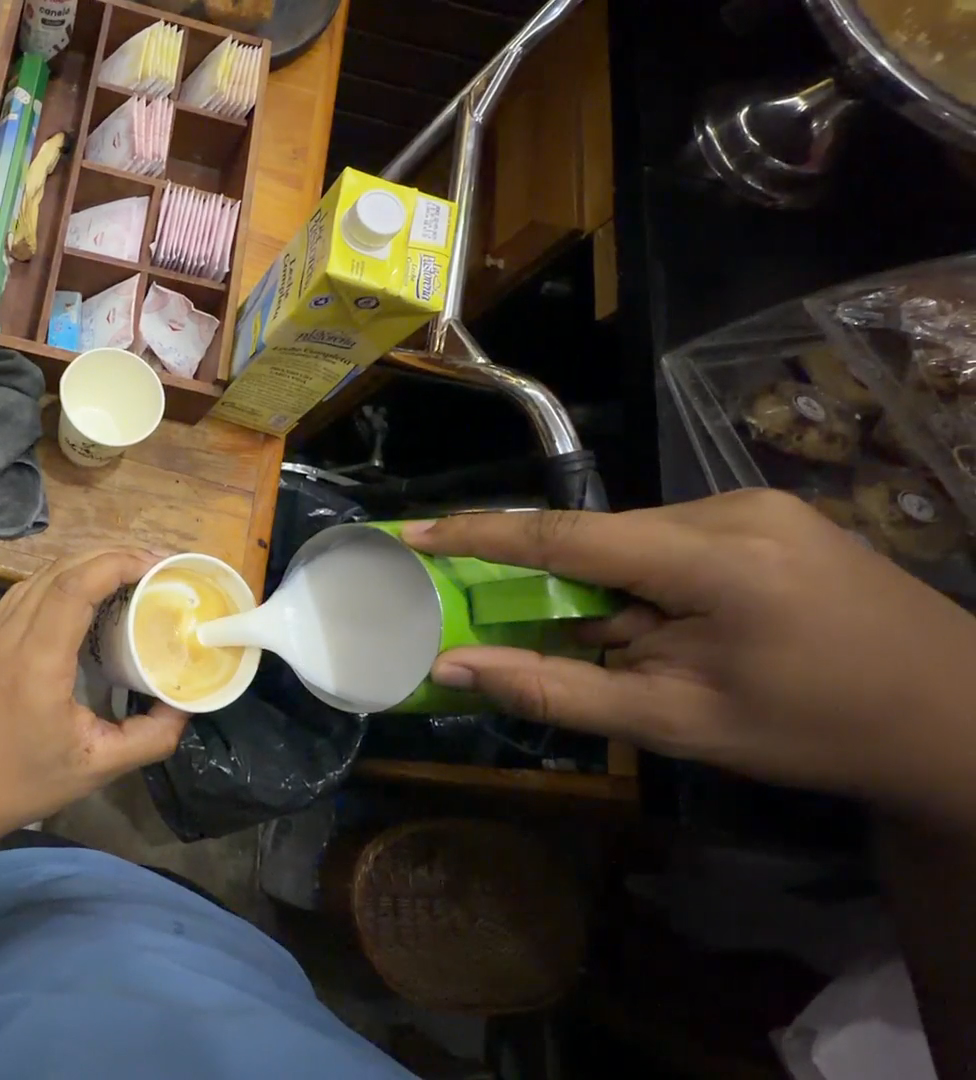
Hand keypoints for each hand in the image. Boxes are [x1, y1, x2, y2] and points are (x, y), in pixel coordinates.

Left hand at [0, 549, 190, 842]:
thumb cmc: (20, 781)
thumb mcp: (96, 767)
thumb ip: (149, 737)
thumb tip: (183, 707)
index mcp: (37, 660)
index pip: (74, 586)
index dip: (117, 564)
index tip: (157, 566)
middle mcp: (10, 634)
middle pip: (59, 569)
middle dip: (109, 556)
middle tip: (154, 567)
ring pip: (39, 575)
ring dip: (84, 564)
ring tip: (126, 576)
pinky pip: (24, 592)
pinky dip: (60, 580)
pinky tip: (83, 597)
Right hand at [404, 490, 975, 825]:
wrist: (968, 724)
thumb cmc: (815, 732)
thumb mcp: (674, 723)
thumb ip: (552, 689)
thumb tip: (450, 666)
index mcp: (715, 559)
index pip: (564, 536)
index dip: (478, 534)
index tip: (411, 532)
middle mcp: (731, 511)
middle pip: (594, 538)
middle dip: (556, 587)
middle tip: (538, 635)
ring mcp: (756, 507)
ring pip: (626, 540)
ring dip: (604, 591)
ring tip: (639, 652)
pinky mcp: (766, 517)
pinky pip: (663, 542)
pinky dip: (639, 584)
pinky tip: (671, 630)